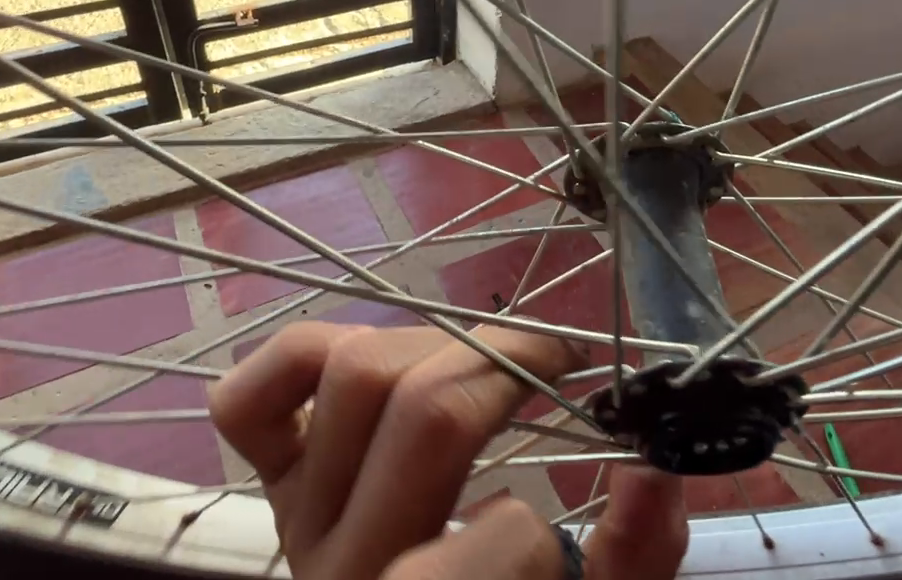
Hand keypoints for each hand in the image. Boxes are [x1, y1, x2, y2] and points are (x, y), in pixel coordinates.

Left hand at [209, 323, 688, 579]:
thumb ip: (631, 562)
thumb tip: (651, 473)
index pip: (506, 540)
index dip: (550, 520)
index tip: (594, 473)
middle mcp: (339, 566)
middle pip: (425, 412)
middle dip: (507, 367)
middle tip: (551, 362)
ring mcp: (293, 514)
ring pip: (354, 372)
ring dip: (432, 345)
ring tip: (475, 361)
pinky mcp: (268, 478)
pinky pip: (250, 399)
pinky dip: (301, 355)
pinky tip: (360, 356)